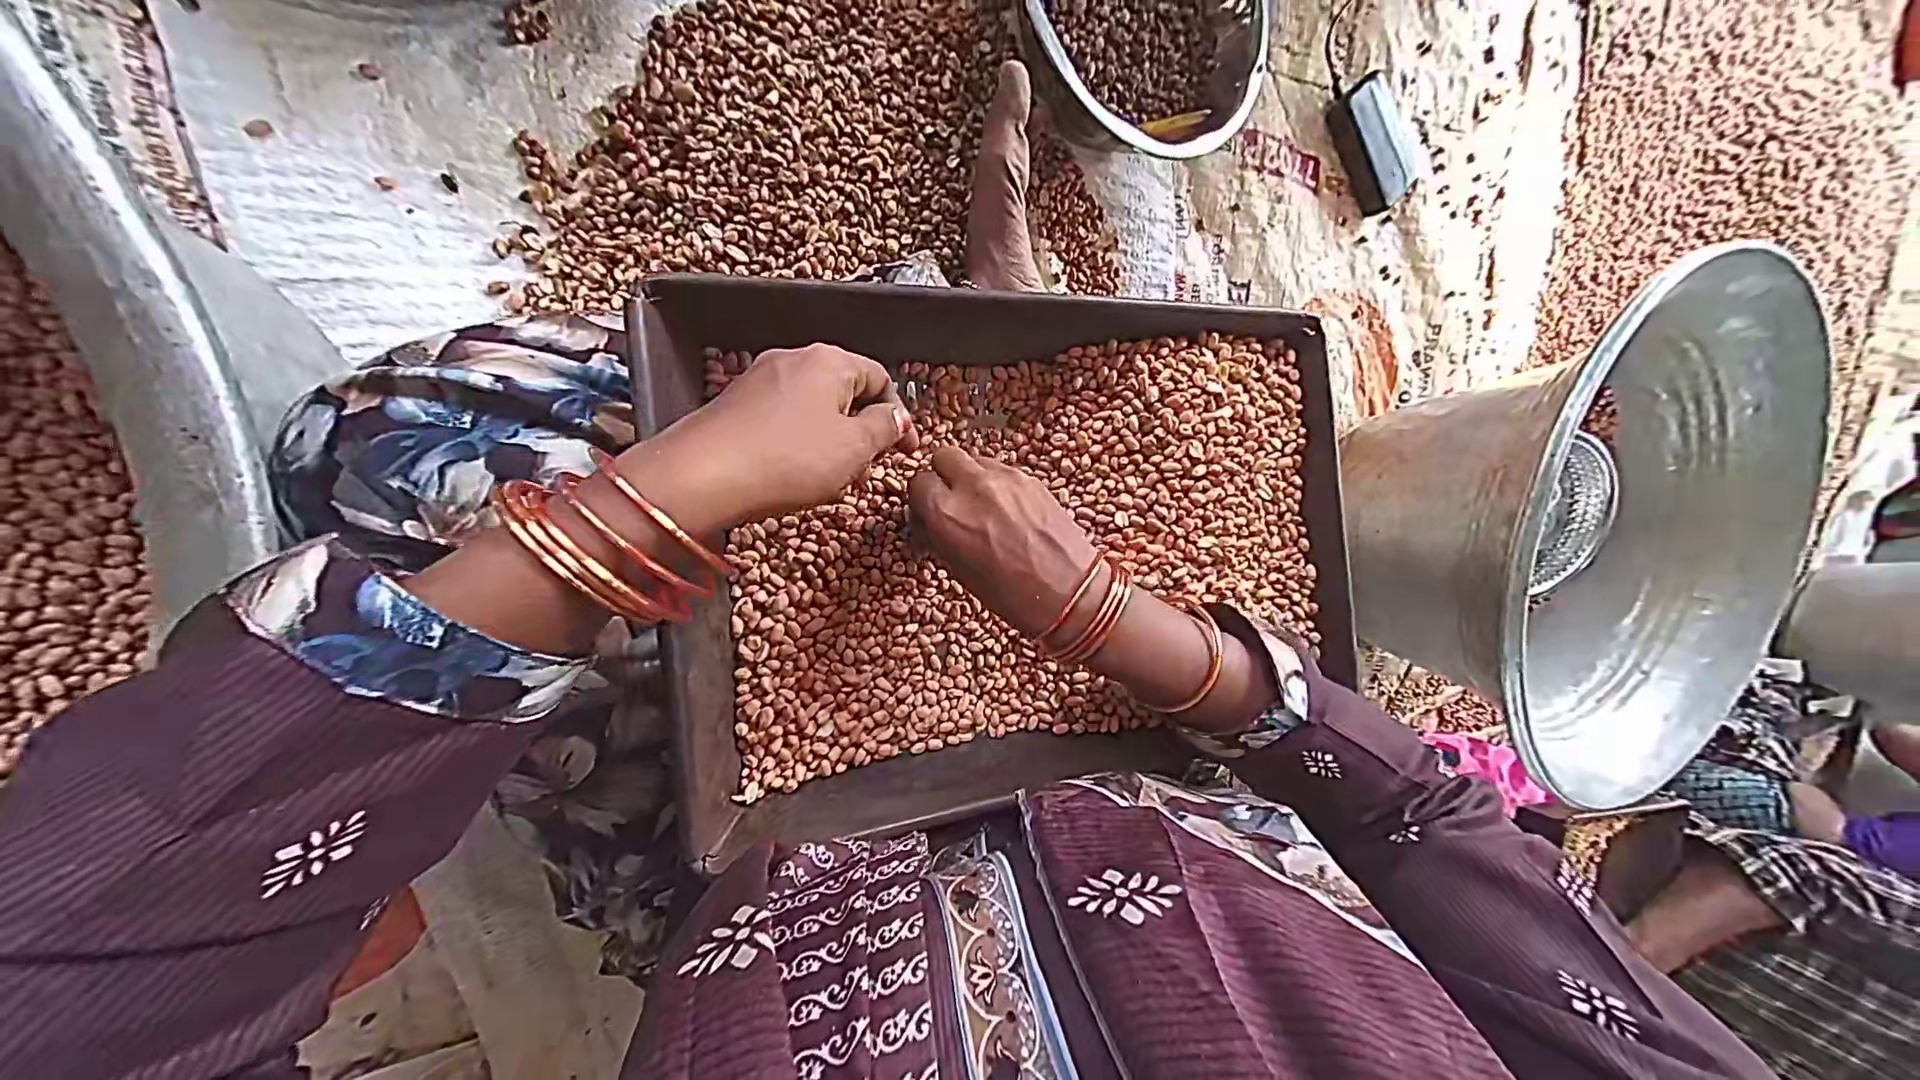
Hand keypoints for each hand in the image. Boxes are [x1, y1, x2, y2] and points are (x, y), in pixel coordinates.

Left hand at [617, 343, 917, 530]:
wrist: (702, 477)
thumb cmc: (785, 459)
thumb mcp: (854, 448)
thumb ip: (883, 429)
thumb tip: (896, 418)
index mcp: (829, 361)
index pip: (881, 378)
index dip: (898, 416)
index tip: (905, 448)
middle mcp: (793, 360)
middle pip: (846, 392)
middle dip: (864, 431)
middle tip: (870, 468)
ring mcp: (761, 381)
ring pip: (815, 409)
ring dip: (834, 441)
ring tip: (835, 479)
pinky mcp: (738, 406)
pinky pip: (785, 420)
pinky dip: (802, 444)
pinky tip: (799, 475)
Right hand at [908, 447, 1097, 637]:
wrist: (1069, 594)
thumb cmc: (1012, 594)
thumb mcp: (958, 570)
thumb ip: (938, 535)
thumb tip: (928, 521)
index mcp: (946, 513)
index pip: (918, 482)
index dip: (921, 498)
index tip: (926, 511)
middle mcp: (972, 487)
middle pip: (943, 457)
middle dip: (942, 476)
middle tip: (949, 500)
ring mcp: (1005, 478)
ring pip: (974, 459)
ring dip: (970, 476)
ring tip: (980, 506)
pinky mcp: (1030, 478)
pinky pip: (1002, 469)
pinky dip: (997, 483)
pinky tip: (1006, 510)